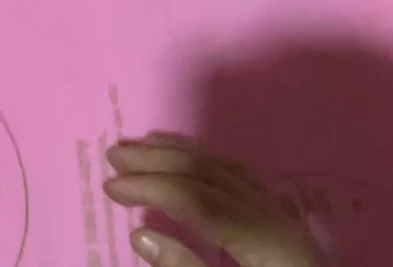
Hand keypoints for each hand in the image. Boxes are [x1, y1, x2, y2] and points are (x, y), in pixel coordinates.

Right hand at [104, 133, 325, 266]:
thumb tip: (140, 235)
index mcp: (268, 244)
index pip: (197, 199)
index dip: (150, 188)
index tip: (109, 187)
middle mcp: (277, 220)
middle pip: (208, 173)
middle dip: (157, 161)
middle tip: (113, 156)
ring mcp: (283, 218)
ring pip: (223, 166)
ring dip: (175, 153)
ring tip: (137, 149)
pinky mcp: (282, 225)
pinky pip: (236, 175)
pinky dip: (201, 160)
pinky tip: (181, 160)